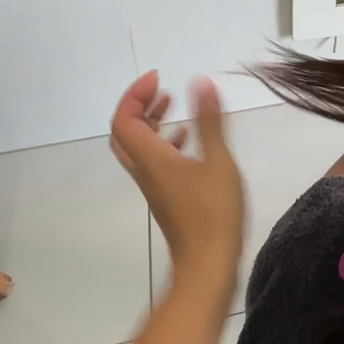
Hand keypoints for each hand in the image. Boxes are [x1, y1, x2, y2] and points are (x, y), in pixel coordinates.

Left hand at [110, 72, 245, 290]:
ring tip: (172, 104)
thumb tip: (200, 82)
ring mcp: (154, 185)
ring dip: (149, 121)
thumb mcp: (219, 161)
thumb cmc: (214, 213)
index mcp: (152, 159)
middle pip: (124, 133)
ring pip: (137, 147)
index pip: (125, 120)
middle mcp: (145, 171)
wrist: (207, 264)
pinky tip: (186, 138)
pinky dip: (163, 141)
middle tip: (161, 89)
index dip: (135, 95)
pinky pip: (152, 160)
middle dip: (138, 105)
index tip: (160, 78)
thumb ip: (210, 121)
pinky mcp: (166, 196)